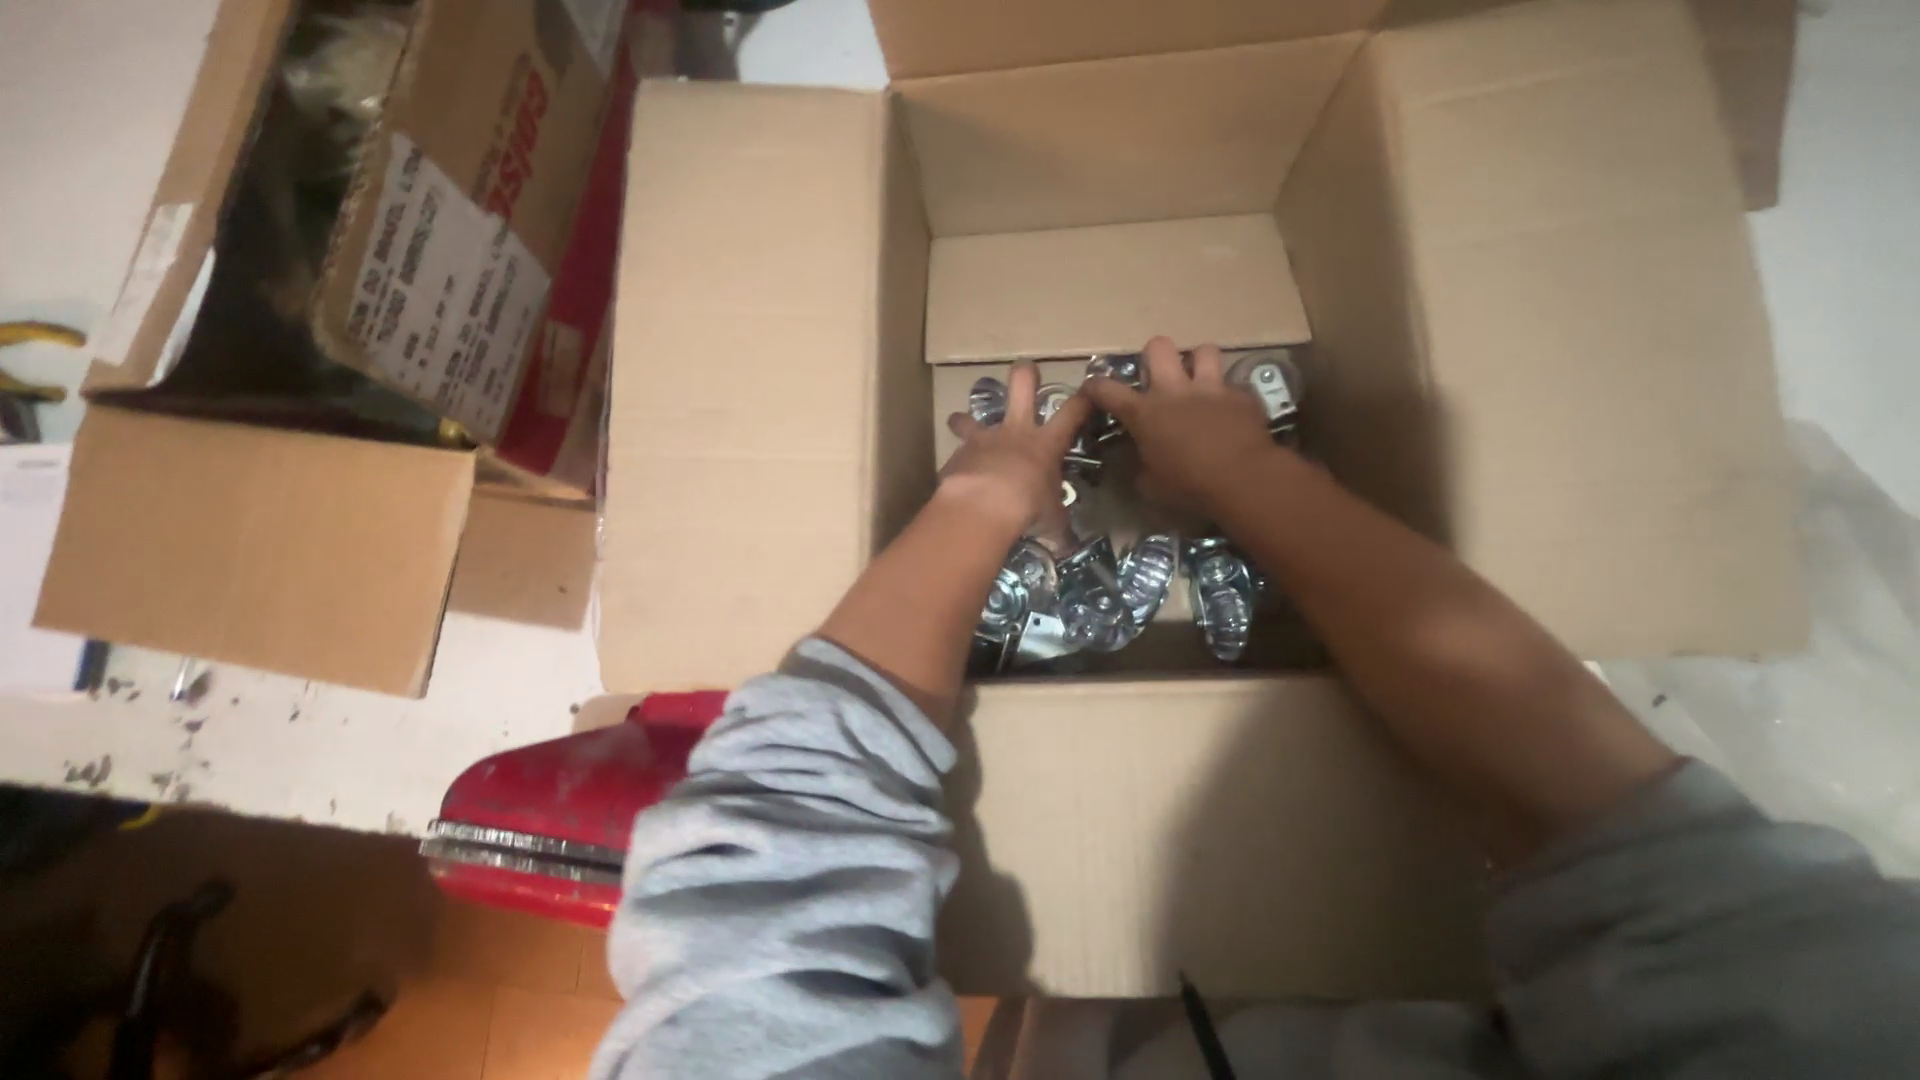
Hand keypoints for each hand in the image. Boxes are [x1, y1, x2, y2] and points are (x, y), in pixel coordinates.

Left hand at [942, 361, 1091, 541]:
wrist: (983, 506)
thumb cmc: (1028, 508)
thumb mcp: (1051, 521)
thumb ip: (1056, 527)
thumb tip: (1065, 547)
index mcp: (1046, 444)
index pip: (1073, 412)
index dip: (1083, 398)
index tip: (1089, 390)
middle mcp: (1015, 432)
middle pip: (1022, 385)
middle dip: (1026, 374)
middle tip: (1026, 372)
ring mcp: (983, 439)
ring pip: (970, 417)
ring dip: (966, 420)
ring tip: (961, 423)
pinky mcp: (957, 454)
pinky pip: (955, 453)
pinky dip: (955, 462)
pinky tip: (954, 476)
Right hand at [1082, 336, 1279, 516]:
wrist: (1241, 479)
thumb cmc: (1188, 486)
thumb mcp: (1150, 486)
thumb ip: (1139, 467)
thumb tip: (1137, 463)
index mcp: (1144, 413)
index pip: (1106, 389)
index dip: (1094, 386)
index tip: (1092, 389)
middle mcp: (1174, 390)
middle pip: (1159, 346)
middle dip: (1155, 356)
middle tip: (1159, 376)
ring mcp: (1211, 388)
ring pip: (1204, 350)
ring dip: (1199, 363)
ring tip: (1200, 381)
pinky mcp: (1242, 395)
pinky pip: (1234, 385)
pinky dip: (1230, 396)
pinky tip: (1231, 412)